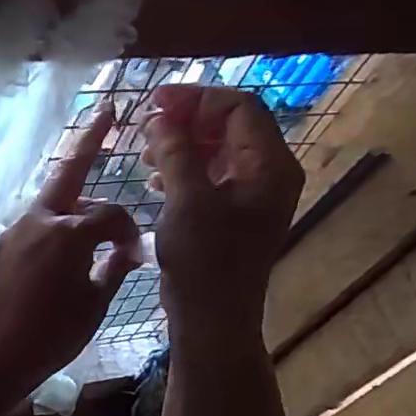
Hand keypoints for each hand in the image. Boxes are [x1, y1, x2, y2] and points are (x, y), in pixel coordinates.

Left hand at [0, 102, 143, 402]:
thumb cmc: (48, 335)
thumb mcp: (93, 304)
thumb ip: (112, 270)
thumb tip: (126, 253)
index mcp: (67, 232)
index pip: (111, 214)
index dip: (129, 231)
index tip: (136, 255)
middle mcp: (39, 221)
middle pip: (71, 174)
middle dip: (91, 141)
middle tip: (108, 111)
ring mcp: (17, 232)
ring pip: (53, 198)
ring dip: (75, 188)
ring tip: (95, 169)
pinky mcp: (5, 247)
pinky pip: (38, 220)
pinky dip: (58, 214)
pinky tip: (69, 223)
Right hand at [142, 86, 302, 331]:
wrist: (212, 316)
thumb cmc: (204, 260)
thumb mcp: (187, 201)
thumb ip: (176, 152)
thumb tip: (162, 115)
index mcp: (269, 166)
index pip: (240, 107)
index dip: (197, 98)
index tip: (155, 102)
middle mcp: (267, 174)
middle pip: (230, 124)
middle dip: (187, 120)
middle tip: (147, 126)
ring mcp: (250, 195)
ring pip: (217, 149)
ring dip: (181, 144)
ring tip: (146, 153)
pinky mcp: (231, 213)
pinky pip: (210, 175)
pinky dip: (183, 169)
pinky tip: (156, 179)